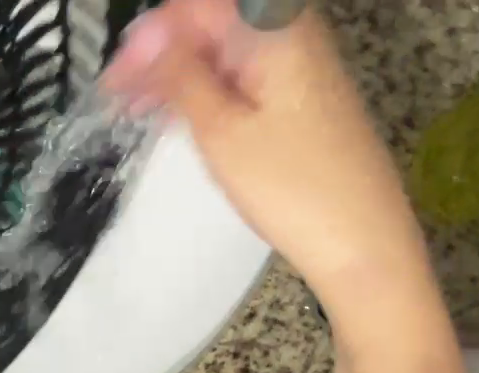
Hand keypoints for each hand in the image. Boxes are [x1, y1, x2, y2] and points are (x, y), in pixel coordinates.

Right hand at [102, 0, 410, 293]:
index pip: (199, 6)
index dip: (152, 34)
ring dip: (181, 77)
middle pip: (214, 25)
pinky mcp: (304, 102)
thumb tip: (149, 38)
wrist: (361, 242)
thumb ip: (182, 78)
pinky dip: (211, 95)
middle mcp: (291, 36)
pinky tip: (185, 120)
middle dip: (162, 54)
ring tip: (140, 112)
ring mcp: (302, 69)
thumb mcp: (222, 133)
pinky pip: (247, 81)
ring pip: (227, 55)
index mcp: (272, 29)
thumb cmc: (294, 191)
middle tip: (118, 97)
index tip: (117, 77)